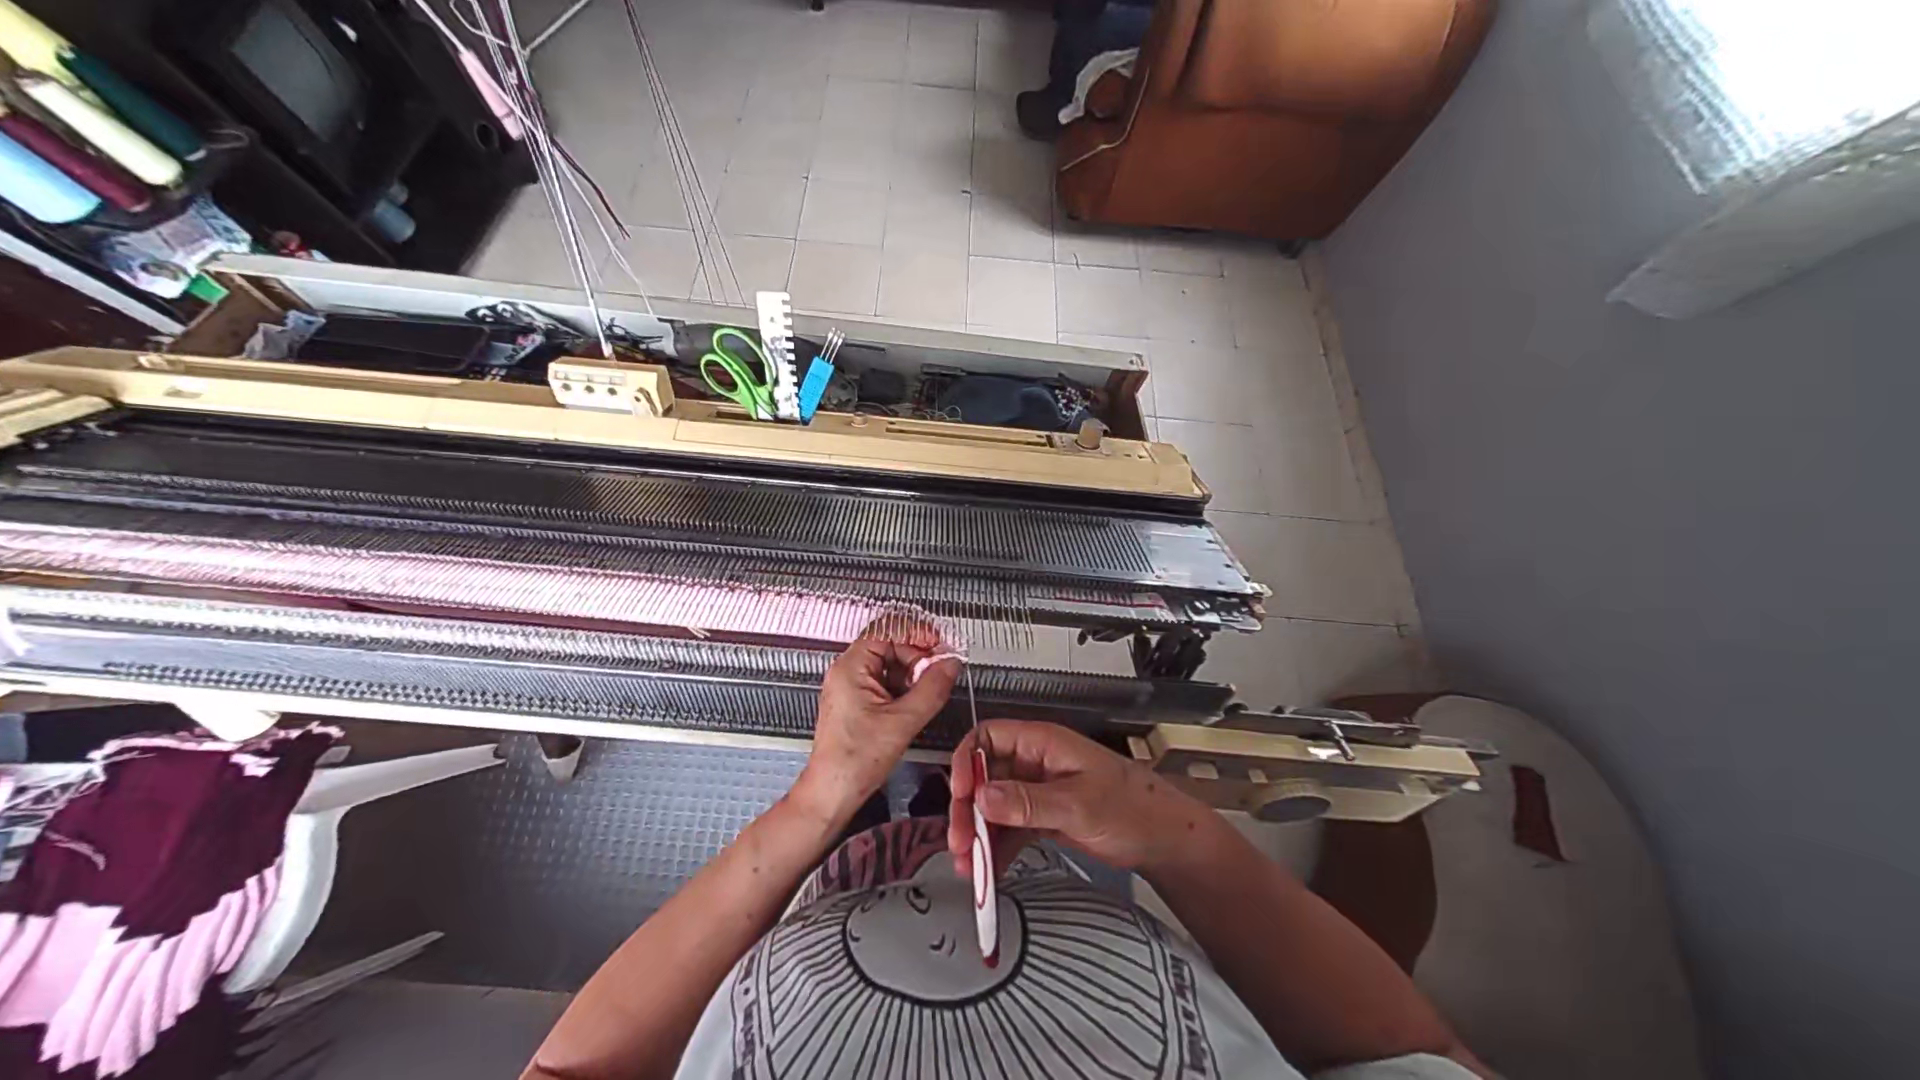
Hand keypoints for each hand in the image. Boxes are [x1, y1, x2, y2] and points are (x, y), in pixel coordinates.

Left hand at [792, 638, 960, 825]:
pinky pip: (886, 683)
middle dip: (918, 656)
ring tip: (930, 690)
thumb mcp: (903, 721)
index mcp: (851, 667)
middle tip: (941, 669)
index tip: (939, 643)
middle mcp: (848, 672)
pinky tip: (917, 703)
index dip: (917, 633)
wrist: (832, 793)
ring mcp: (852, 687)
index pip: (887, 629)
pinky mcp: (858, 703)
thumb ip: (932, 688)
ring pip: (890, 665)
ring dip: (913, 673)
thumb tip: (950, 664)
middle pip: (890, 645)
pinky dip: (905, 688)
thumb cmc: (853, 761)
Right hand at [948, 719, 1214, 876]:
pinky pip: (1010, 829)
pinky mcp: (1043, 818)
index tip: (958, 795)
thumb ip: (1028, 801)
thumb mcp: (1078, 804)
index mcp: (1042, 744)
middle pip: (984, 776)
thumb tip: (980, 797)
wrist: (1164, 840)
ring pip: (993, 807)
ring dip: (978, 835)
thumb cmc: (1129, 807)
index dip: (967, 761)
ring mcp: (1037, 792)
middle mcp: (1034, 763)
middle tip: (960, 844)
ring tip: (969, 869)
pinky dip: (997, 848)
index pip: (989, 737)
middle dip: (967, 809)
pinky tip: (989, 873)